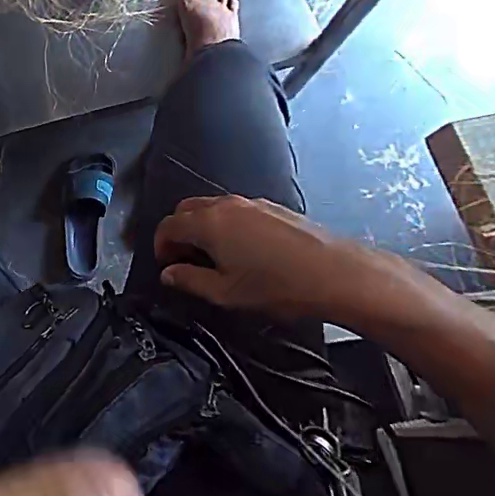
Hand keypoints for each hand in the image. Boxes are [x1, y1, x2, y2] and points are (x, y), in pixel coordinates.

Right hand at [153, 195, 412, 323]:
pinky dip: (225, 224)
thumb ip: (190, 280)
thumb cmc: (278, 285)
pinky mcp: (272, 207)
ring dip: (202, 227)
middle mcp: (227, 205)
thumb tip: (170, 274)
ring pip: (212, 207)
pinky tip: (241, 250)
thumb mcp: (226, 293)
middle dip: (178, 232)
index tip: (166, 265)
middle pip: (187, 209)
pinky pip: (236, 210)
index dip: (161, 245)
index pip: (168, 225)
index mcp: (208, 223)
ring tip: (213, 258)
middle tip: (184, 260)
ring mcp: (251, 203)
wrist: (333, 272)